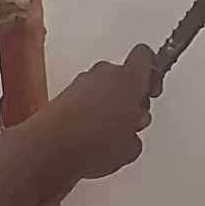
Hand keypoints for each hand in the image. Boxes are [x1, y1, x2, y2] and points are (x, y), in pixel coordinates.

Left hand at [31, 44, 155, 186]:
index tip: (152, 90)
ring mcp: (81, 83)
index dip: (152, 73)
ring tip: (109, 135)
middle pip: (123, 76)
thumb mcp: (130, 147)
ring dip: (108, 106)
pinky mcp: (63, 96)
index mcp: (128, 79)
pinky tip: (91, 138)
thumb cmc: (95, 141)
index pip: (145, 57)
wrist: (52, 148)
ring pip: (103, 89)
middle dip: (129, 98)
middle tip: (132, 121)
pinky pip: (85, 100)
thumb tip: (129, 134)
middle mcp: (104, 74)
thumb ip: (135, 134)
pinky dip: (90, 113)